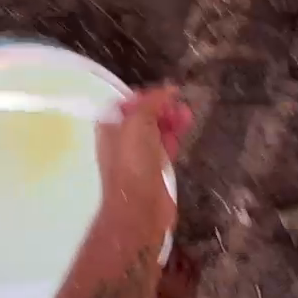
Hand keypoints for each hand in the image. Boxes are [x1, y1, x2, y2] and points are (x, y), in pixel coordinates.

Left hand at [94, 86, 190, 241]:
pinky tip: (185, 129)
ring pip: (156, 131)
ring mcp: (138, 156)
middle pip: (143, 116)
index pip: (126, 103)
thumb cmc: (132, 163)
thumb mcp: (137, 124)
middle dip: (162, 108)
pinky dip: (175, 136)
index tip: (166, 93)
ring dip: (171, 120)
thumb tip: (167, 89)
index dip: (146, 96)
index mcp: (109, 128)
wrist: (140, 208)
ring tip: (187, 115)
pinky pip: (165, 146)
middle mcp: (121, 140)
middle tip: (180, 104)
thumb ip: (151, 103)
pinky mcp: (154, 169)